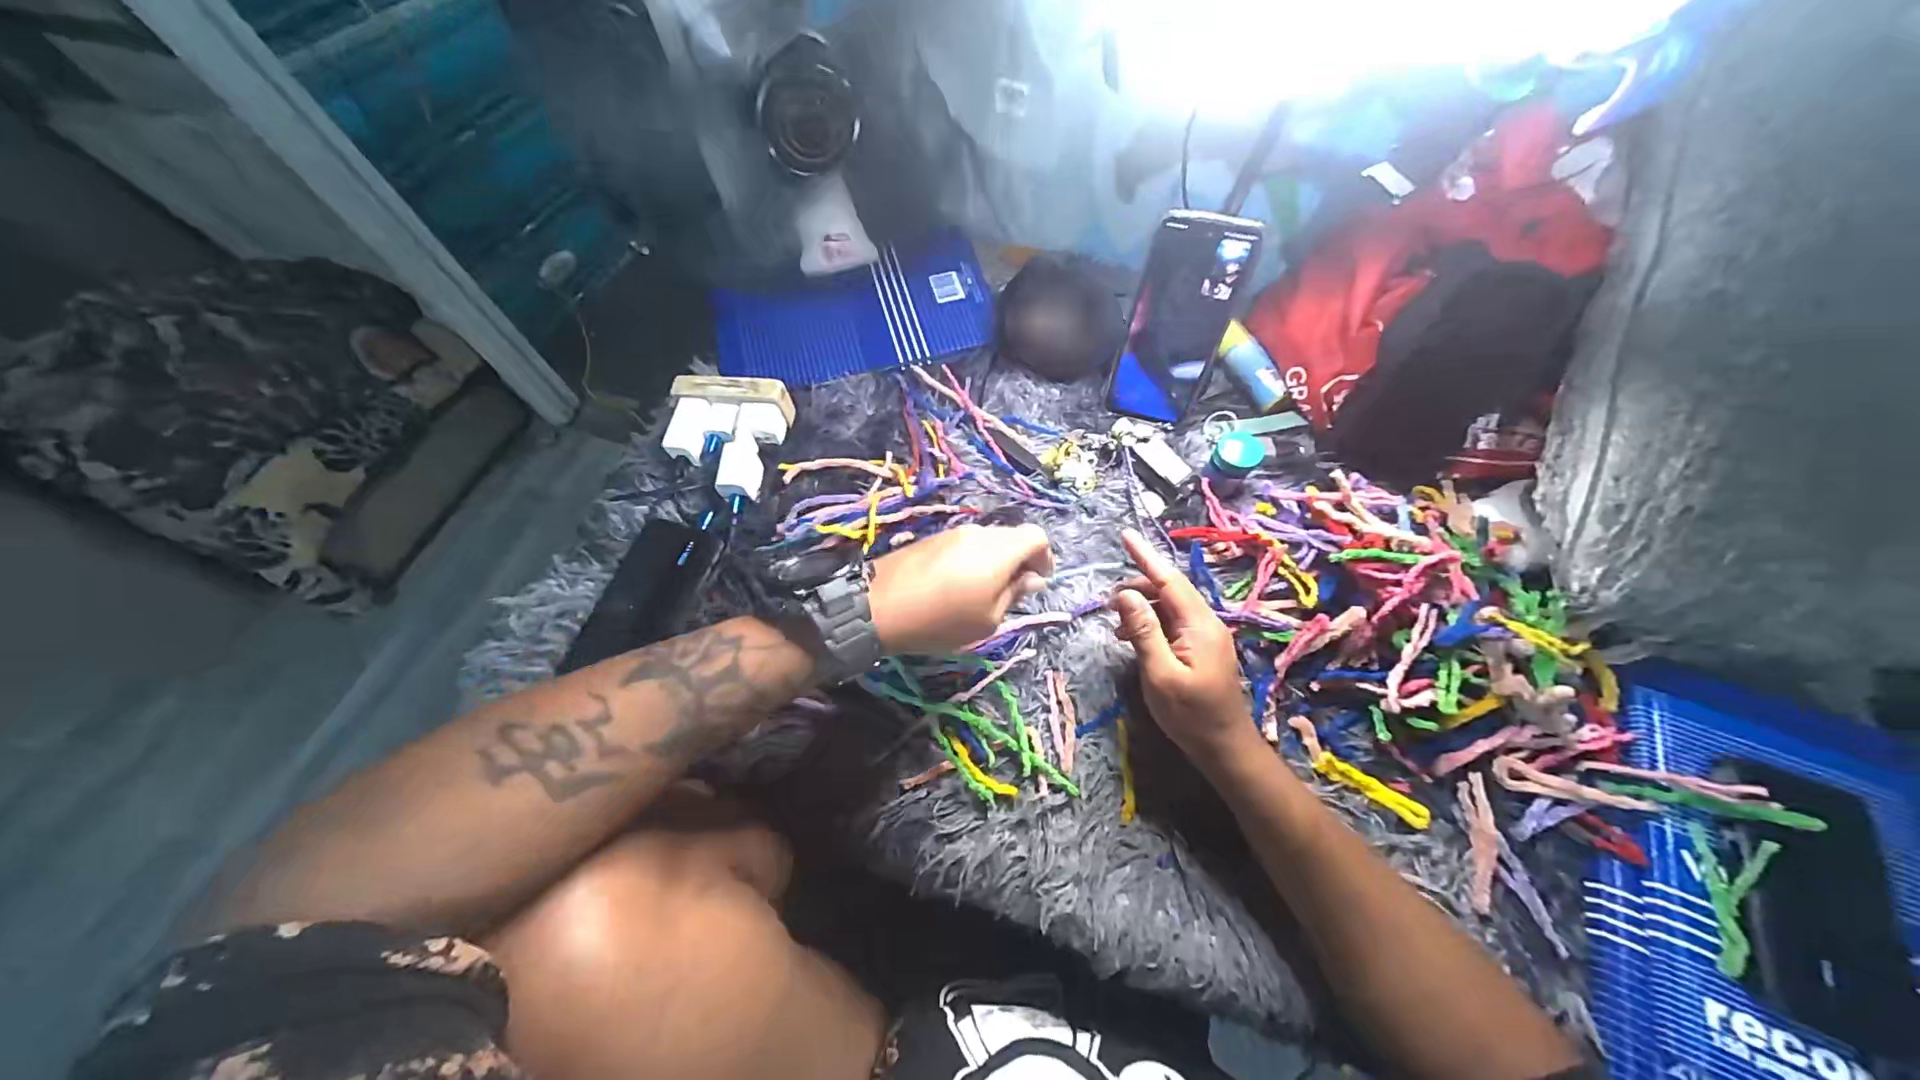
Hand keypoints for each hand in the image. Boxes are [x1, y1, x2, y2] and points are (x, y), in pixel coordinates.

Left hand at [868, 524, 1052, 654]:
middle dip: (1021, 560)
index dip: (1045, 558)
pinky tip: (957, 586)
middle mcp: (979, 533)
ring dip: (996, 561)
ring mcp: (953, 532)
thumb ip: (1015, 594)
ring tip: (982, 593)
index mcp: (999, 549)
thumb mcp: (987, 620)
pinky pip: (965, 544)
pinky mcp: (933, 539)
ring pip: (989, 540)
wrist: (877, 607)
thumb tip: (1033, 579)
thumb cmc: (940, 620)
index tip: (1037, 582)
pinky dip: (973, 560)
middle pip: (1013, 536)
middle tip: (1012, 592)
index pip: (1037, 536)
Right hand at [1110, 529, 1256, 765]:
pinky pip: (1174, 622)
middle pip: (1169, 590)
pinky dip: (1152, 622)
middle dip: (1138, 587)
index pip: (1168, 580)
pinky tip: (1134, 637)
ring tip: (1116, 622)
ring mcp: (1207, 635)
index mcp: (1199, 625)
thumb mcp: (1159, 674)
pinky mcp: (1202, 648)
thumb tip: (1124, 595)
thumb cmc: (1190, 715)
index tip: (1125, 535)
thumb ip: (1143, 631)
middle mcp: (1206, 622)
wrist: (1225, 747)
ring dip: (1143, 607)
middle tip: (1108, 602)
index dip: (1145, 556)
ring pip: (1170, 606)